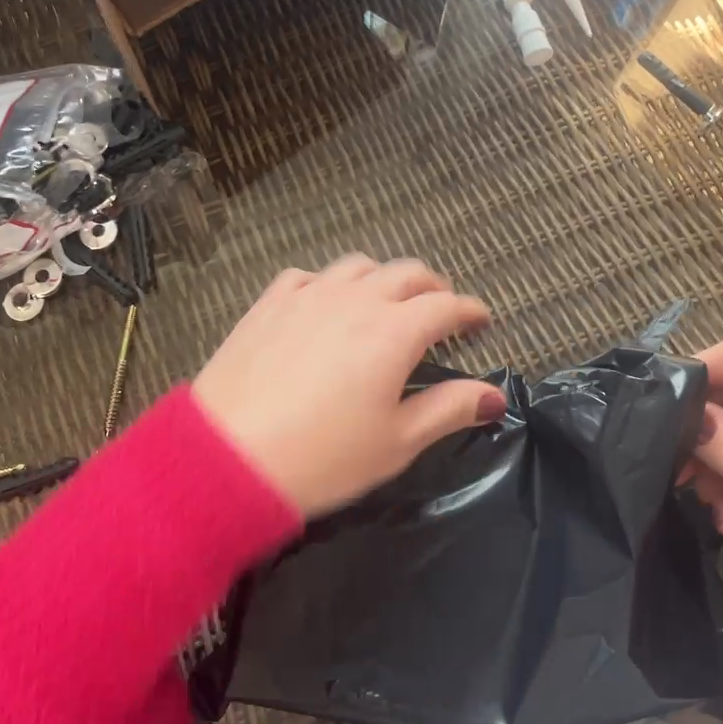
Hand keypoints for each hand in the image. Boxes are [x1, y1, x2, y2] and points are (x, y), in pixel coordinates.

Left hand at [191, 255, 504, 517]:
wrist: (228, 456)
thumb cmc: (324, 458)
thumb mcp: (397, 442)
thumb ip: (449, 410)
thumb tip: (494, 396)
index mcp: (394, 331)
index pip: (445, 305)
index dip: (469, 310)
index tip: (480, 320)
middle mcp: (355, 300)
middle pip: (406, 273)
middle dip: (432, 287)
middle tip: (440, 308)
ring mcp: (308, 295)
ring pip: (357, 266)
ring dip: (382, 278)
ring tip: (386, 301)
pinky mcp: (269, 302)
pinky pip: (308, 276)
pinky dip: (330, 283)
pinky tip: (325, 302)